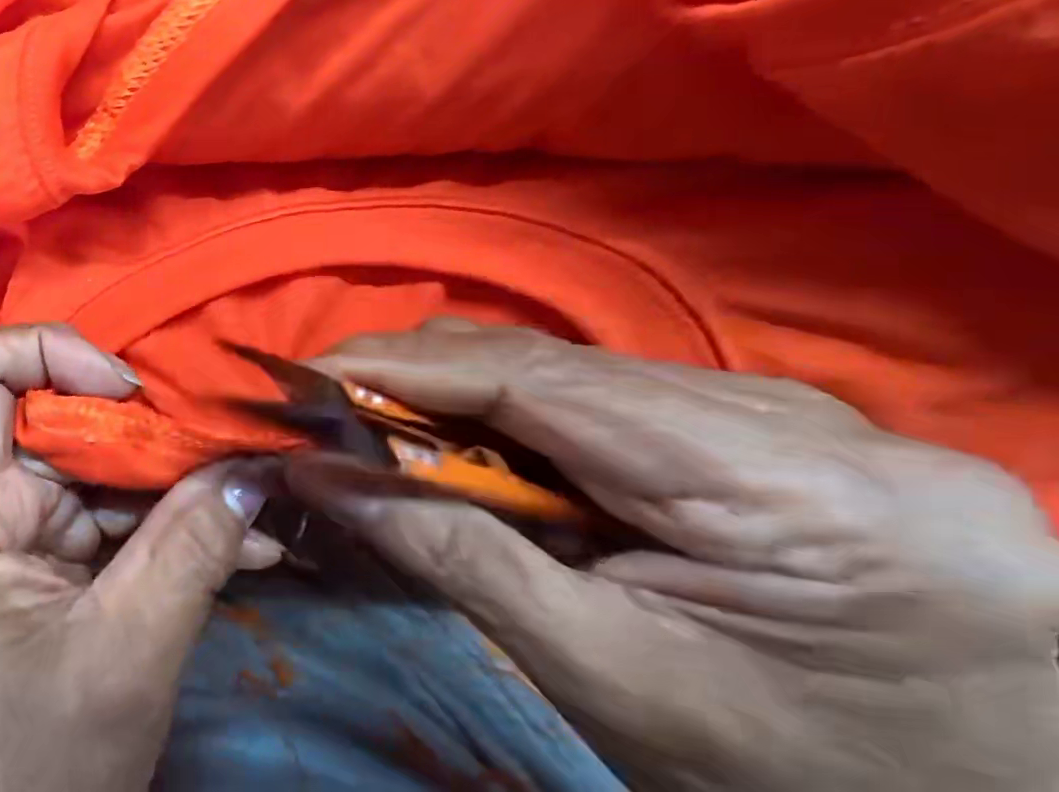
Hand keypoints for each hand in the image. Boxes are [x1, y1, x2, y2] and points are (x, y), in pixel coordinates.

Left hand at [0, 324, 279, 791]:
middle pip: (53, 398)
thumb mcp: (126, 653)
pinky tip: (242, 530)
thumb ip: (190, 551)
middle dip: (141, 415)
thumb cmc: (43, 748)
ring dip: (172, 460)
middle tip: (219, 439)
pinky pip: (115, 486)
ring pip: (95, 438)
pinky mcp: (54, 525)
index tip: (129, 389)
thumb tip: (252, 471)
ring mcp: (19, 505)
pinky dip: (173, 501)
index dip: (52, 351)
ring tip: (249, 483)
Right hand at [287, 319, 1058, 791]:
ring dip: (463, 402)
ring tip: (394, 448)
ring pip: (569, 372)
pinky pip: (607, 398)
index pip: (537, 377)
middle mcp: (791, 413)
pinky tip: (490, 465)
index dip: (403, 365)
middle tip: (331, 424)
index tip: (305, 377)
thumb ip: (456, 555)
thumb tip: (322, 476)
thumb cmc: (806, 783)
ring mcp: (788, 412)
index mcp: (783, 483)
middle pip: (548, 363)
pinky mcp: (773, 429)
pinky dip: (521, 422)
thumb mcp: (610, 681)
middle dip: (420, 384)